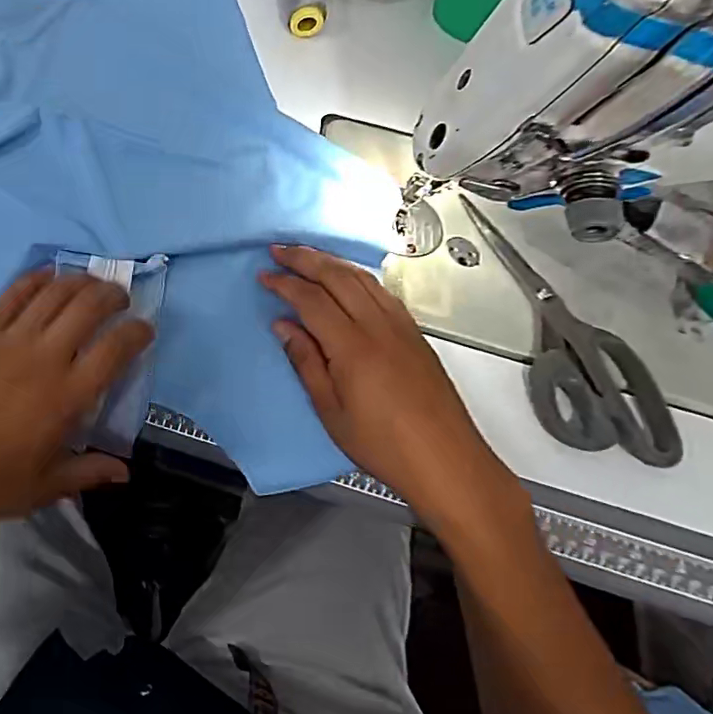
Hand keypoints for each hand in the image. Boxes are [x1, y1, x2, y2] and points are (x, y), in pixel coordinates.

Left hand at [0, 269, 151, 589]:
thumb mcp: (44, 487)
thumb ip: (88, 473)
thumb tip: (125, 471)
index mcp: (68, 396)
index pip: (116, 348)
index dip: (138, 332)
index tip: (146, 329)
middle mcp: (46, 357)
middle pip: (89, 306)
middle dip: (113, 294)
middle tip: (121, 299)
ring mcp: (11, 339)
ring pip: (55, 293)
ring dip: (80, 280)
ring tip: (91, 283)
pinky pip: (13, 294)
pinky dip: (35, 280)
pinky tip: (48, 277)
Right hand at [260, 244, 525, 532]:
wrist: (448, 463)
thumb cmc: (383, 446)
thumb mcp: (331, 411)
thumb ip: (306, 362)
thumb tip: (284, 327)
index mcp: (353, 346)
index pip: (311, 299)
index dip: (285, 284)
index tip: (264, 276)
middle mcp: (379, 326)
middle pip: (338, 277)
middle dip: (305, 258)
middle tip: (278, 250)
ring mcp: (401, 327)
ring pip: (362, 278)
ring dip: (331, 262)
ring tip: (307, 256)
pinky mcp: (415, 334)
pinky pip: (380, 291)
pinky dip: (356, 276)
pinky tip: (347, 279)